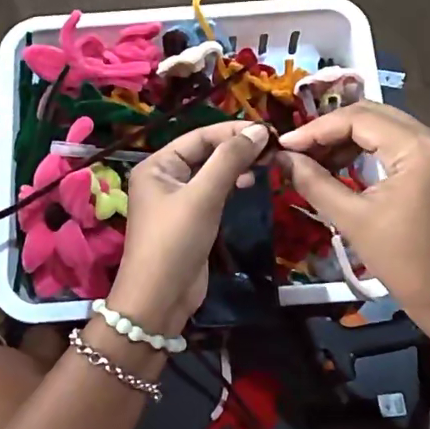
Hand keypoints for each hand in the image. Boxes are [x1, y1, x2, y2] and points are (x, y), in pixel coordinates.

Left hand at [107, 121, 271, 332]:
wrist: (159, 298)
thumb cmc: (175, 241)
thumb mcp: (203, 197)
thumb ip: (229, 160)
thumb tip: (258, 130)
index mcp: (157, 165)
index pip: (200, 136)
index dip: (233, 130)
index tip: (269, 131)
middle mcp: (164, 178)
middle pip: (206, 152)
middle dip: (237, 148)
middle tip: (272, 148)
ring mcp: (177, 200)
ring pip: (212, 173)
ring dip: (236, 166)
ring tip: (264, 166)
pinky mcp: (191, 220)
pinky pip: (213, 193)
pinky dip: (231, 186)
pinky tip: (249, 185)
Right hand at [274, 102, 429, 313]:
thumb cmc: (398, 258)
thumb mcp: (350, 218)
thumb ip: (313, 181)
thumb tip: (282, 158)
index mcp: (418, 149)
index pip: (359, 119)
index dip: (317, 129)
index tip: (286, 145)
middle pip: (373, 114)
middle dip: (331, 129)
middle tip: (297, 150)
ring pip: (384, 125)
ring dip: (348, 137)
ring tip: (315, 160)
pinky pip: (397, 141)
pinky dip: (367, 148)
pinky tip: (341, 165)